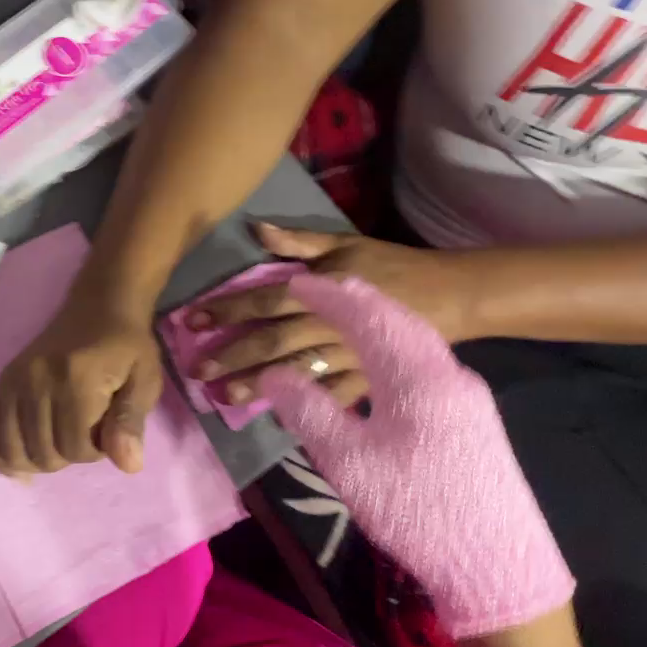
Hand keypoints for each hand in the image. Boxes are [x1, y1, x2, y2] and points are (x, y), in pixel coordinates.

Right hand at [0, 296, 162, 476]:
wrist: (97, 308)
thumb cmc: (126, 347)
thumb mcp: (145, 380)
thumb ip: (131, 422)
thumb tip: (128, 465)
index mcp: (74, 382)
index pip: (74, 448)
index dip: (95, 452)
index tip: (107, 432)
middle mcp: (36, 383)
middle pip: (42, 453)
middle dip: (67, 457)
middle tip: (83, 433)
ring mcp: (12, 384)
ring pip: (12, 450)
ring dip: (36, 459)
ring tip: (55, 444)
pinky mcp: (0, 385)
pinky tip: (15, 461)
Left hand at [186, 222, 476, 407]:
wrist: (455, 295)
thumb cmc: (391, 267)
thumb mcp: (346, 245)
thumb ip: (298, 242)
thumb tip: (255, 229)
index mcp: (320, 290)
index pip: (265, 300)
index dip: (228, 309)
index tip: (192, 321)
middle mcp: (328, 324)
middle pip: (274, 340)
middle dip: (232, 355)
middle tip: (195, 369)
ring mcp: (348, 355)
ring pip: (297, 371)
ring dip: (259, 384)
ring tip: (225, 396)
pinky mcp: (367, 378)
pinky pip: (334, 397)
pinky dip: (309, 408)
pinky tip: (276, 418)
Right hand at [257, 275, 572, 638]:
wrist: (495, 562)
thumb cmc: (414, 506)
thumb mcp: (348, 460)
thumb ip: (308, 411)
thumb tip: (274, 374)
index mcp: (417, 378)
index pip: (369, 318)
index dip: (330, 297)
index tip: (295, 281)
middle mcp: (447, 375)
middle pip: (399, 320)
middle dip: (357, 300)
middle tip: (320, 285)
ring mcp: (464, 397)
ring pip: (415, 341)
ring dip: (377, 321)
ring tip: (344, 315)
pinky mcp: (468, 420)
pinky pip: (423, 363)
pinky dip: (391, 346)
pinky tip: (378, 364)